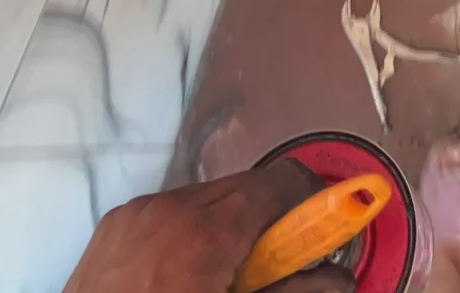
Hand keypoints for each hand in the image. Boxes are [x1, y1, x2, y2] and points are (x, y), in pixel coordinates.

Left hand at [62, 158, 356, 292]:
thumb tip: (343, 278)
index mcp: (205, 235)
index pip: (280, 180)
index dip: (313, 196)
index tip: (325, 223)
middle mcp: (172, 208)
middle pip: (250, 184)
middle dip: (273, 215)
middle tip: (280, 259)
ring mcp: (138, 210)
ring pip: (211, 195)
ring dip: (232, 221)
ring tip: (225, 272)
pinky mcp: (116, 221)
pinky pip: (174, 209)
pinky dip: (193, 229)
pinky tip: (185, 272)